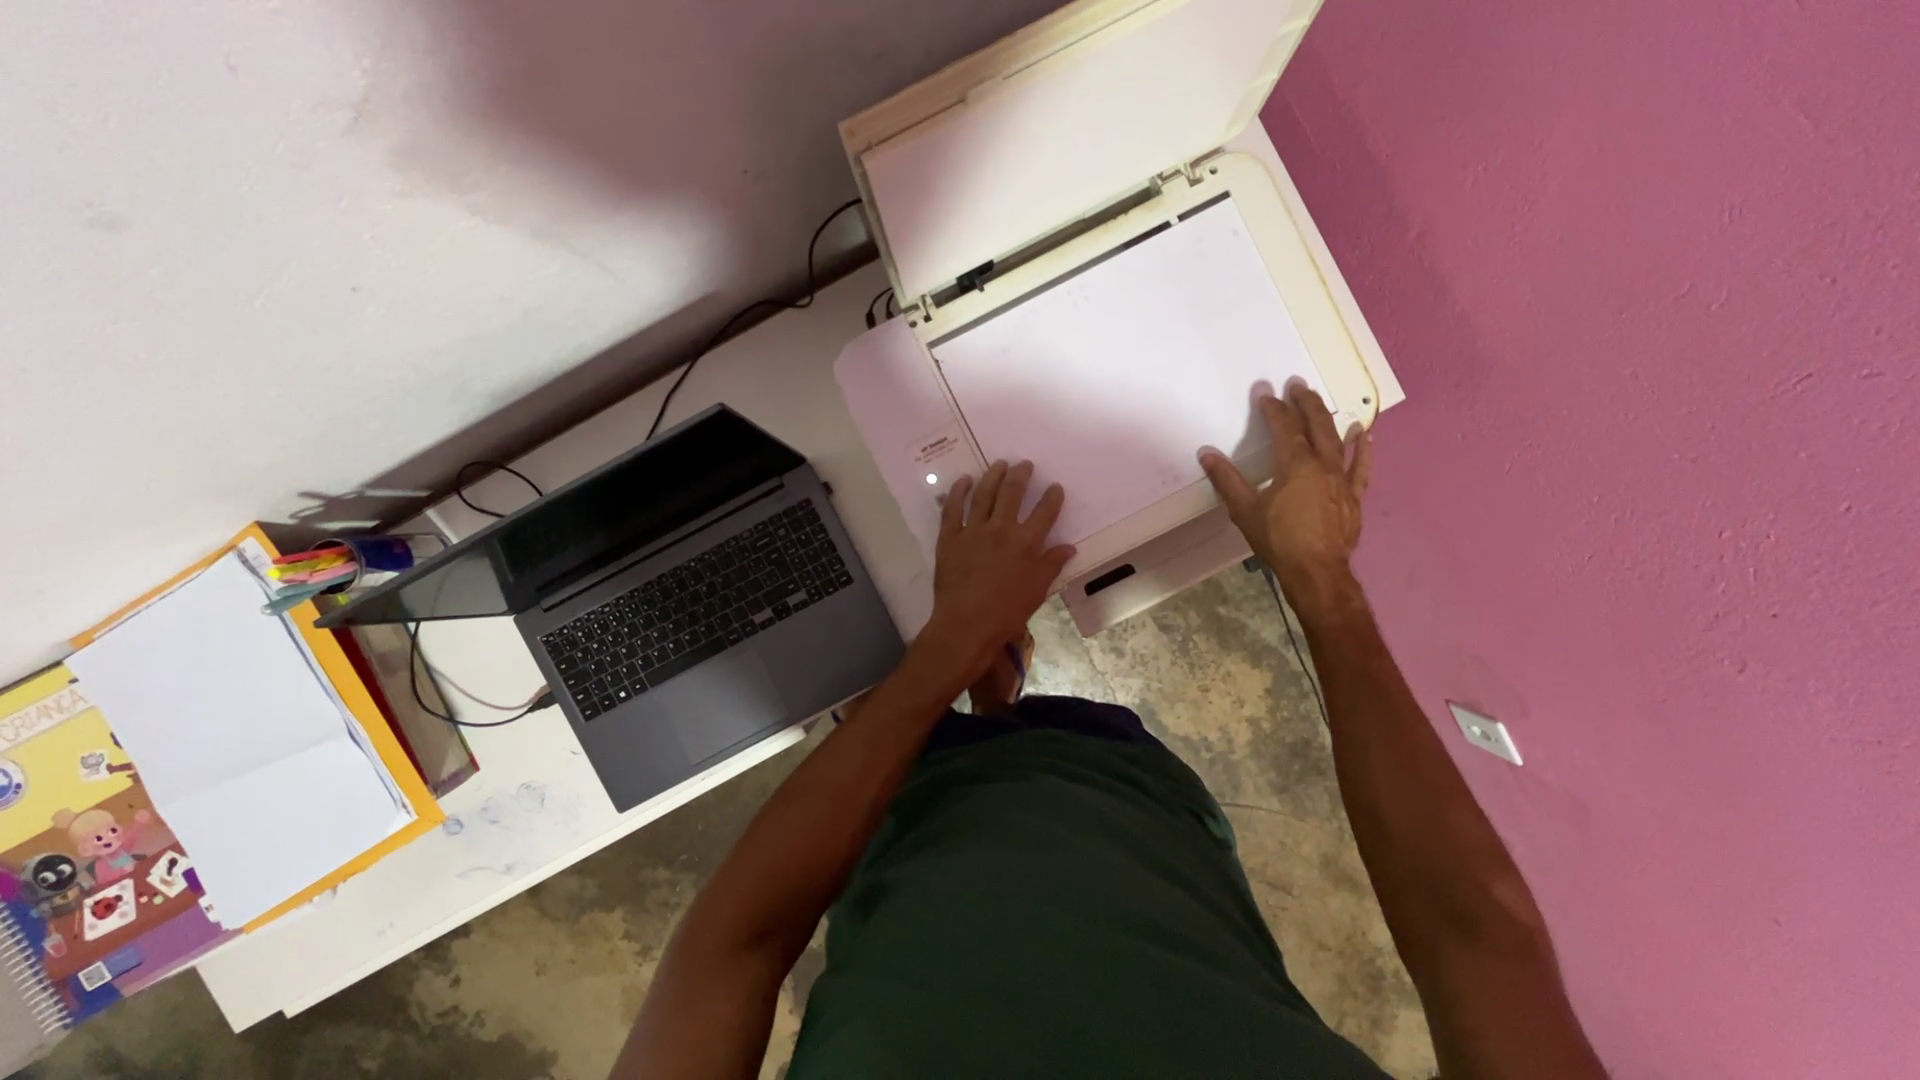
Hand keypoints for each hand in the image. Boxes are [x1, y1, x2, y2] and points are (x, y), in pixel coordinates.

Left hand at [920, 461, 1074, 683]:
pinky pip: (952, 508)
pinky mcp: (949, 537)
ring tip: (999, 464)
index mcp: (1026, 543)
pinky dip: (958, 492)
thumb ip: (1051, 564)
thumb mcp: (1037, 590)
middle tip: (1025, 464)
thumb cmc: (1006, 612)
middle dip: (1021, 476)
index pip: (1044, 513)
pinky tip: (964, 480)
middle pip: (1012, 494)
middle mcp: (1001, 529)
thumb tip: (1068, 547)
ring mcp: (973, 531)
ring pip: (984, 495)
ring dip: (993, 476)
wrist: (966, 624)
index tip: (1055, 487)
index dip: (1052, 498)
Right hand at [1199, 383, 1371, 602]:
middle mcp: (1323, 465)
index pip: (1284, 428)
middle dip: (1305, 402)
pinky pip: (1361, 467)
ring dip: (1329, 418)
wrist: (1317, 571)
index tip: (1265, 394)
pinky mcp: (1354, 496)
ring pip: (1338, 440)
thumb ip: (1226, 480)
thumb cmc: (1278, 541)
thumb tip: (1206, 454)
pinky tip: (1364, 435)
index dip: (1274, 409)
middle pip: (1316, 425)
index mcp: (1295, 465)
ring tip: (1322, 402)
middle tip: (1297, 385)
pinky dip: (1362, 449)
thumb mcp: (1245, 511)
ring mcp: (1342, 479)